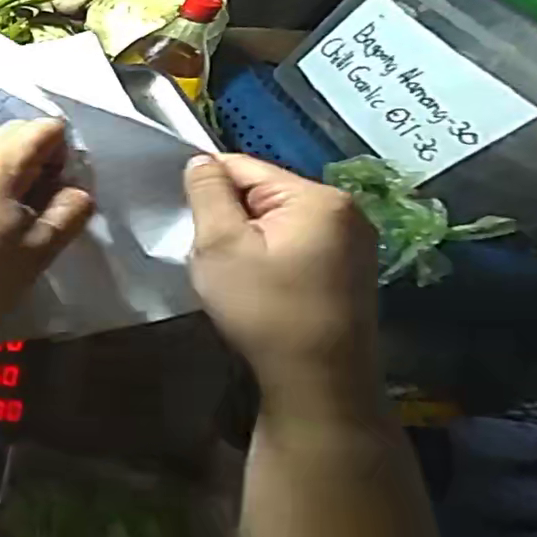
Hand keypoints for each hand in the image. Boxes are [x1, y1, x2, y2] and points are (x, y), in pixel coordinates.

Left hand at [0, 120, 93, 333]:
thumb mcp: (39, 246)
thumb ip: (70, 211)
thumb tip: (78, 190)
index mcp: (0, 162)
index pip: (46, 127)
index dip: (67, 154)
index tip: (64, 192)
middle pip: (23, 134)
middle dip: (47, 161)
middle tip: (50, 204)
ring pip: (4, 153)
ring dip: (26, 175)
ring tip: (30, 218)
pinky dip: (6, 186)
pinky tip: (6, 223)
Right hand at [184, 154, 380, 418]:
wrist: (316, 376)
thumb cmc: (263, 305)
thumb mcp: (219, 244)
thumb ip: (207, 194)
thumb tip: (200, 160)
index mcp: (317, 198)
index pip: (243, 167)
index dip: (205, 186)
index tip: (184, 217)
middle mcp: (345, 210)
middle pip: (261, 191)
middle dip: (226, 213)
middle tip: (207, 249)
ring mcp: (353, 239)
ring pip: (274, 217)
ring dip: (244, 234)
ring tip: (228, 266)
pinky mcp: (348, 266)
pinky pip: (292, 239)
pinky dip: (265, 250)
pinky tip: (254, 278)